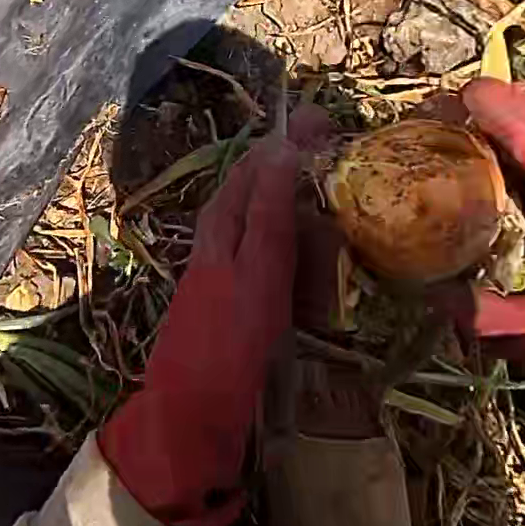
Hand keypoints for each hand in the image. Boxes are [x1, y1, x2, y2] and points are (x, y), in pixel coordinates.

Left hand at [99, 108, 327, 525]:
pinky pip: (262, 239)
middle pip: (256, 181)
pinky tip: (302, 235)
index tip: (324, 121)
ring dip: (288, 188)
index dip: (291, 140)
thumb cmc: (230, 334)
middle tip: (330, 145)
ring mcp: (225, 259)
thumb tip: (281, 148)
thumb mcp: (256, 266)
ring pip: (258, 208)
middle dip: (291, 159)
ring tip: (321, 179)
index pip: (257, 163)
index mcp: (222, 219)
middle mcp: (219, 231)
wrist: (195, 404)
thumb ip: (268, 210)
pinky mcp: (235, 283)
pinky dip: (284, 225)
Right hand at [448, 79, 524, 513]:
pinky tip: (480, 149)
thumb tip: (413, 277)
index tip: (461, 97)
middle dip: (494, 107)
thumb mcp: (523, 336)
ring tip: (449, 118)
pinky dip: (513, 141)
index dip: (505, 116)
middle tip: (435, 106)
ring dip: (503, 119)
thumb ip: (467, 306)